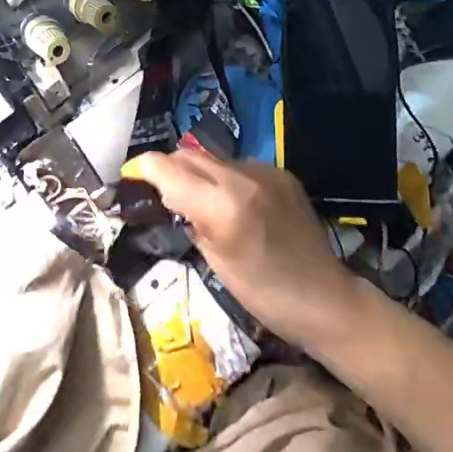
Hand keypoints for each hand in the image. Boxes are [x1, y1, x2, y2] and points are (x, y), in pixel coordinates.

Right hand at [121, 149, 365, 349]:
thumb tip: (170, 197)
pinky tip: (231, 203)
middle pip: (190, 155)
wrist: (323, 296)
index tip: (129, 175)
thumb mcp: (215, 261)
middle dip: (168, 167)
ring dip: (198, 173)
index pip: (170, 168)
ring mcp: (266, 171)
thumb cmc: (264, 293)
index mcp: (223, 204)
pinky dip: (226, 179)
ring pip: (214, 159)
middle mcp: (244, 176)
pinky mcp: (281, 172)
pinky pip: (240, 167)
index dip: (144, 168)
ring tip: (196, 200)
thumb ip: (191, 219)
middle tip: (155, 189)